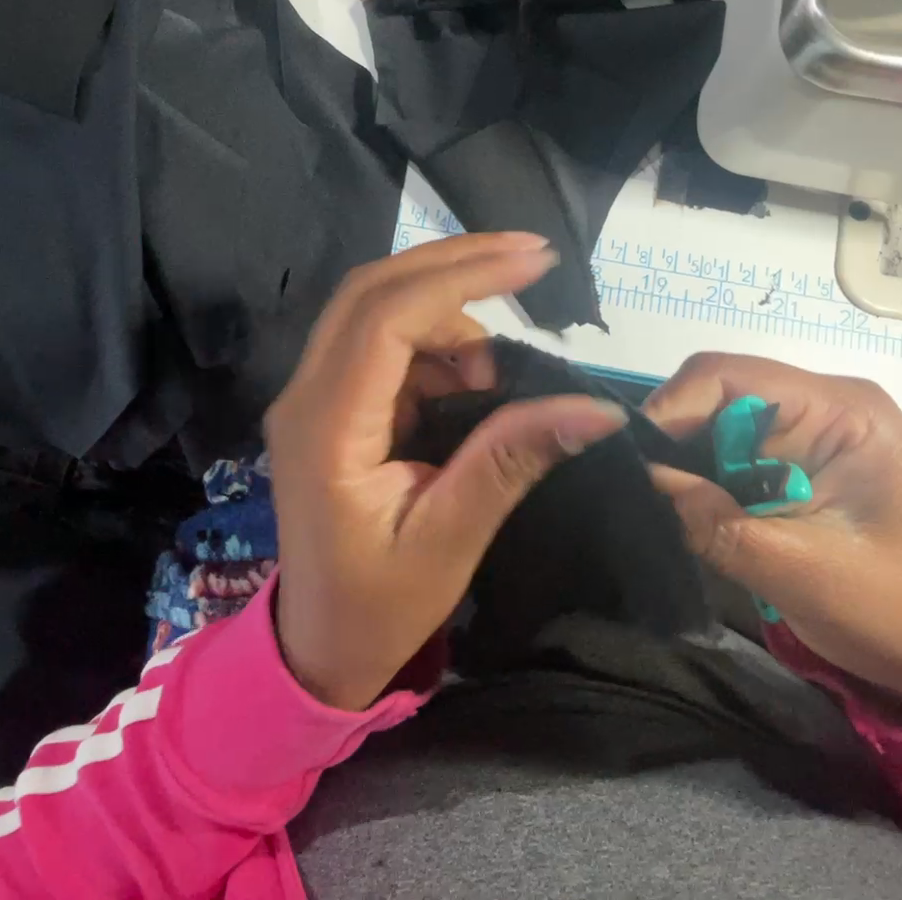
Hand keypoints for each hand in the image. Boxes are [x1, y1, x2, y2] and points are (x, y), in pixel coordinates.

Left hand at [264, 233, 629, 711]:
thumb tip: (596, 408)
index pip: (386, 317)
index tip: (537, 262)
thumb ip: (512, 460)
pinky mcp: (326, 405)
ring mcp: (309, 397)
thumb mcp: (453, 538)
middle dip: (454, 264)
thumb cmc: (379, 605)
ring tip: (498, 373)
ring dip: (445, 314)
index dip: (461, 277)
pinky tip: (469, 380)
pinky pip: (378, 343)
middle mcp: (305, 396)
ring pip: (375, 309)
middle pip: (371, 290)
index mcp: (327, 429)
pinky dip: (431, 343)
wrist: (319, 642)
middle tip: (533, 258)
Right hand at [645, 354, 901, 734]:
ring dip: (687, 467)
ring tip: (663, 509)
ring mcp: (810, 434)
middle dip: (673, 442)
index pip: (726, 377)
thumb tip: (645, 480)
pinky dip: (704, 484)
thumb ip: (718, 523)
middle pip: (714, 396)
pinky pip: (729, 456)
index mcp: (842, 411)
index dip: (669, 409)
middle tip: (642, 495)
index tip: (632, 464)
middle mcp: (822, 405)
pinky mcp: (797, 464)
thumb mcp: (803, 572)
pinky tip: (693, 515)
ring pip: (714, 427)